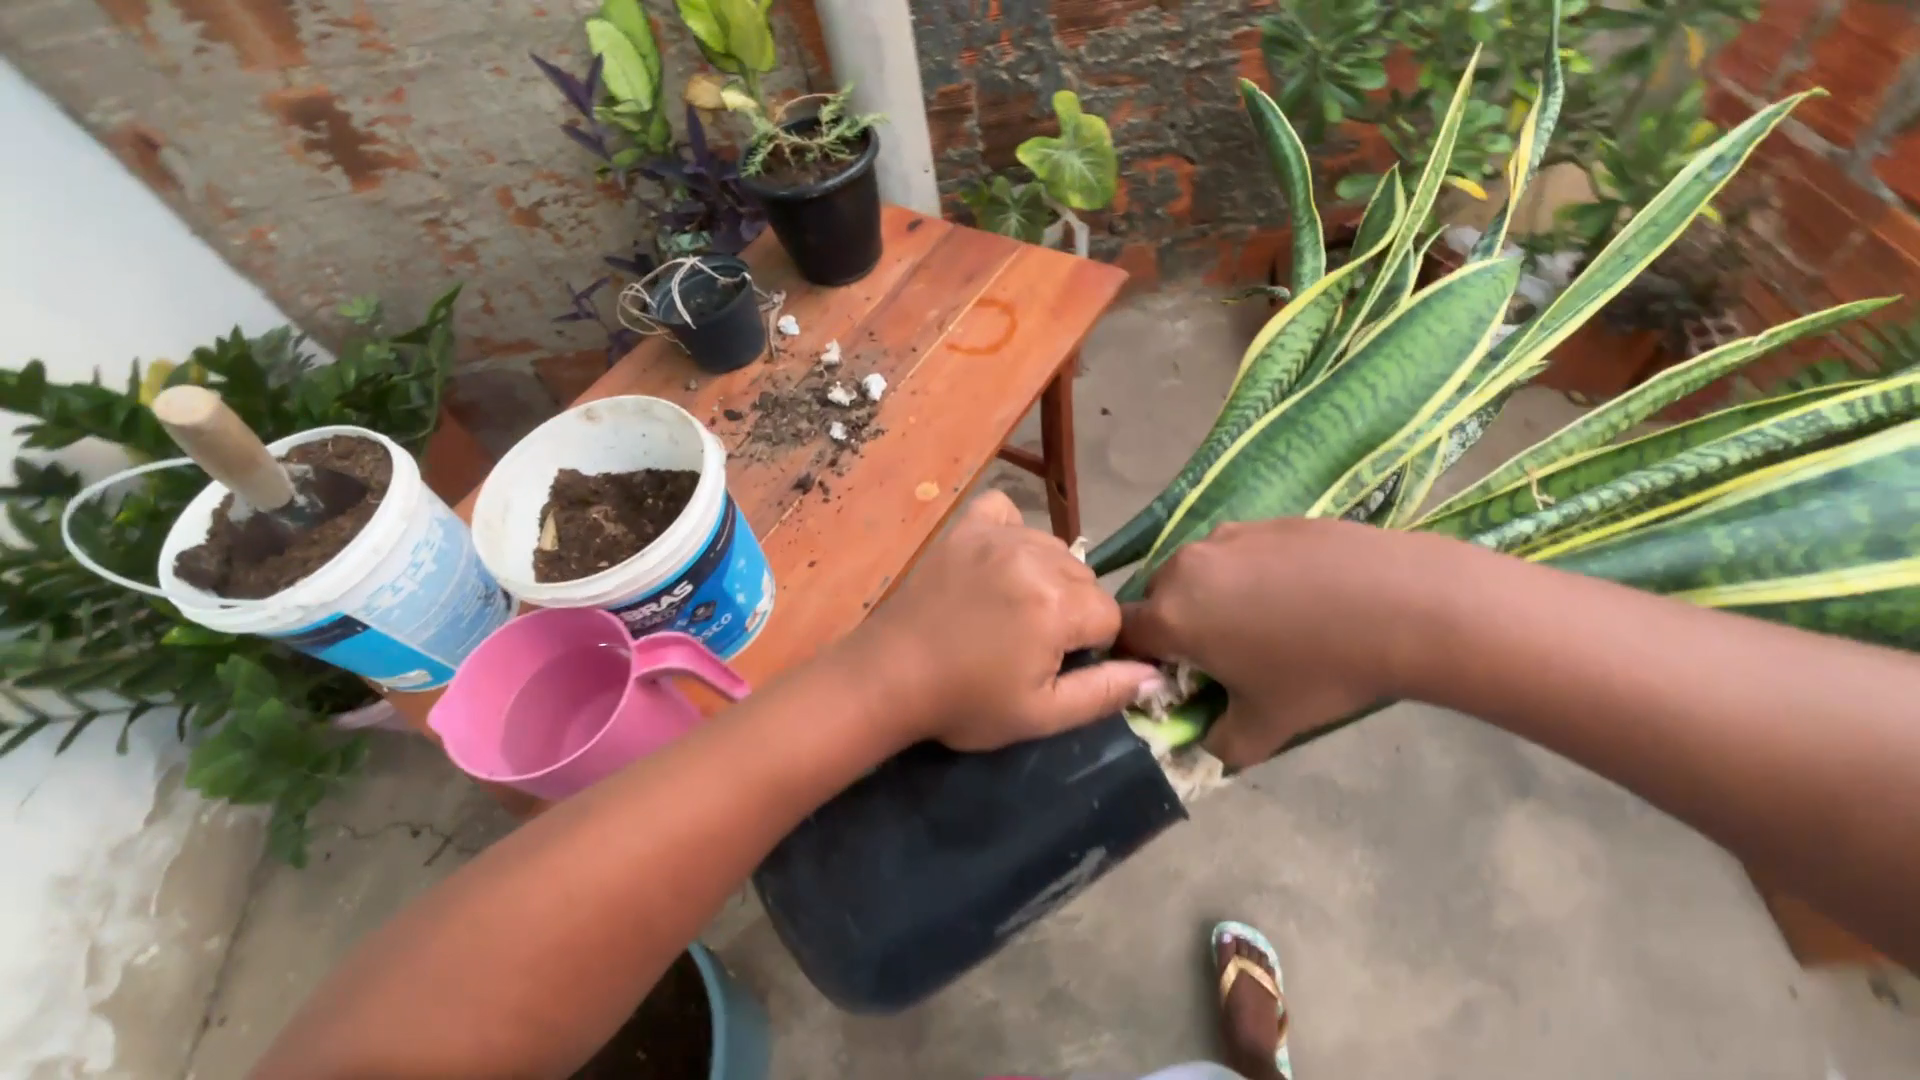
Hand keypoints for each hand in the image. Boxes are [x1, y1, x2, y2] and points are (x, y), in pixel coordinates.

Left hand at [849, 492, 1163, 751]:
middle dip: (1071, 610)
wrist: (889, 678)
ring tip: (1009, 610)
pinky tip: (998, 563)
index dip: (1090, 644)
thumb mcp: (1042, 714)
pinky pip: (1007, 511)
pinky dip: (1012, 532)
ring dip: (1046, 576)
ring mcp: (997, 536)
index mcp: (1058, 605)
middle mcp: (1036, 558)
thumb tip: (1155, 672)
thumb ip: (1105, 692)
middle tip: (1028, 643)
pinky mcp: (965, 528)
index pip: (1109, 615)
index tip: (1056, 662)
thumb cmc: (965, 702)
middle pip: (1085, 579)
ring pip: (1054, 548)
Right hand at [1120, 519, 1459, 766]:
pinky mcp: (1265, 520)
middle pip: (1157, 599)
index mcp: (1171, 616)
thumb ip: (1219, 744)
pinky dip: (1248, 575)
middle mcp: (1185, 567)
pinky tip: (1297, 595)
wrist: (1406, 603)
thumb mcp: (1266, 727)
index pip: (1124, 636)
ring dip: (1210, 598)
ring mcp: (1226, 537)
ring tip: (1263, 622)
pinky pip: (1236, 553)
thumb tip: (1205, 741)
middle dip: (1175, 627)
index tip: (1172, 678)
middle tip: (1220, 655)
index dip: (1140, 660)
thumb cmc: (1321, 669)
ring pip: (1196, 572)